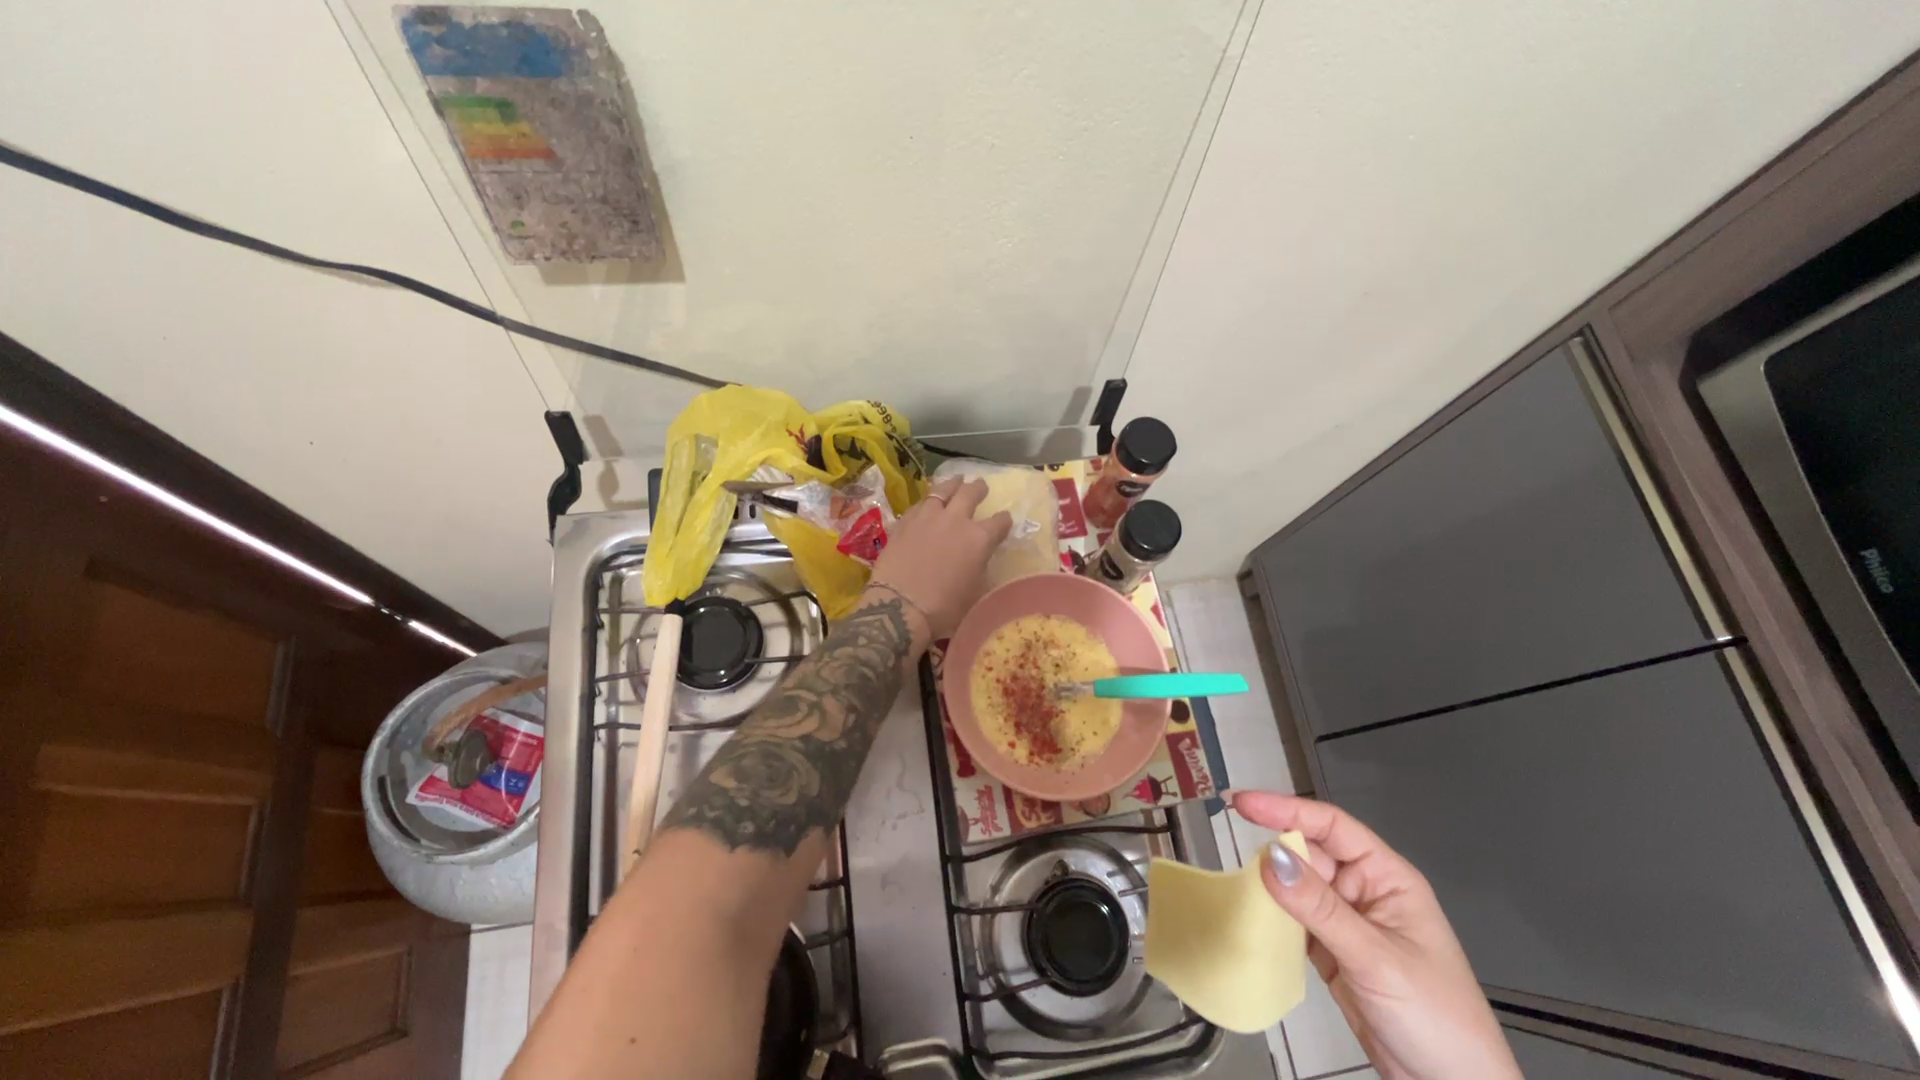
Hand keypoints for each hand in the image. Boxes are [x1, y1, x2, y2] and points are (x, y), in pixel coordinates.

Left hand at [867, 477, 1011, 639]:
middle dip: (978, 489)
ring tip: (955, 481)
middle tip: (980, 485)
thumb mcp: (975, 593)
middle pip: (970, 493)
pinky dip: (928, 502)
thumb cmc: (943, 608)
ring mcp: (927, 517)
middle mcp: (956, 520)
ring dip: (952, 485)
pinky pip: (920, 504)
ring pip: (942, 490)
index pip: (1000, 522)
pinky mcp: (904, 522)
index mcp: (979, 539)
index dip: (1004, 521)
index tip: (1004, 521)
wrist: (899, 606)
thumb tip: (979, 562)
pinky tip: (927, 504)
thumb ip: (980, 570)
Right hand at [1232, 792, 1520, 1079]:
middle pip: (1310, 855)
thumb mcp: (1376, 958)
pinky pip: (1294, 922)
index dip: (1287, 810)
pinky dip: (1272, 919)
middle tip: (1235, 861)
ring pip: (1298, 888)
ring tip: (1235, 887)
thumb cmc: (1435, 1017)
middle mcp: (1365, 892)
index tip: (1243, 804)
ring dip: (1269, 887)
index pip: (1332, 828)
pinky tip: (1252, 920)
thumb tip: (1269, 858)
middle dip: (1274, 852)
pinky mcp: (1332, 953)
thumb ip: (1320, 908)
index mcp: (1387, 878)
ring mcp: (1347, 924)